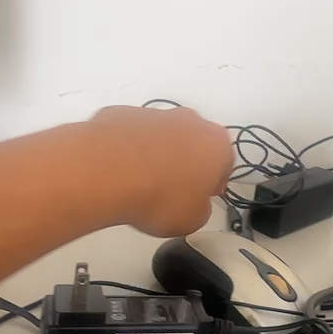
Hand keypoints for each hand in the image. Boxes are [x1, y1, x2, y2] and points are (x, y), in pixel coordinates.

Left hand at [84, 106, 232, 236]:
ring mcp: (153, 113)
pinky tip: (115, 172)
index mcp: (217, 143)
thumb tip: (192, 203)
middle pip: (193, 143)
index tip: (196, 200)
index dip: (211, 184)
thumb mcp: (193, 220)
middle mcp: (189, 120)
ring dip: (154, 155)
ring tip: (136, 185)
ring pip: (160, 136)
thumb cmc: (161, 197)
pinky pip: (129, 134)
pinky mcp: (121, 113)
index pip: (224, 164)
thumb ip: (200, 208)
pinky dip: (125, 150)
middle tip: (168, 192)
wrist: (108, 172)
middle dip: (184, 164)